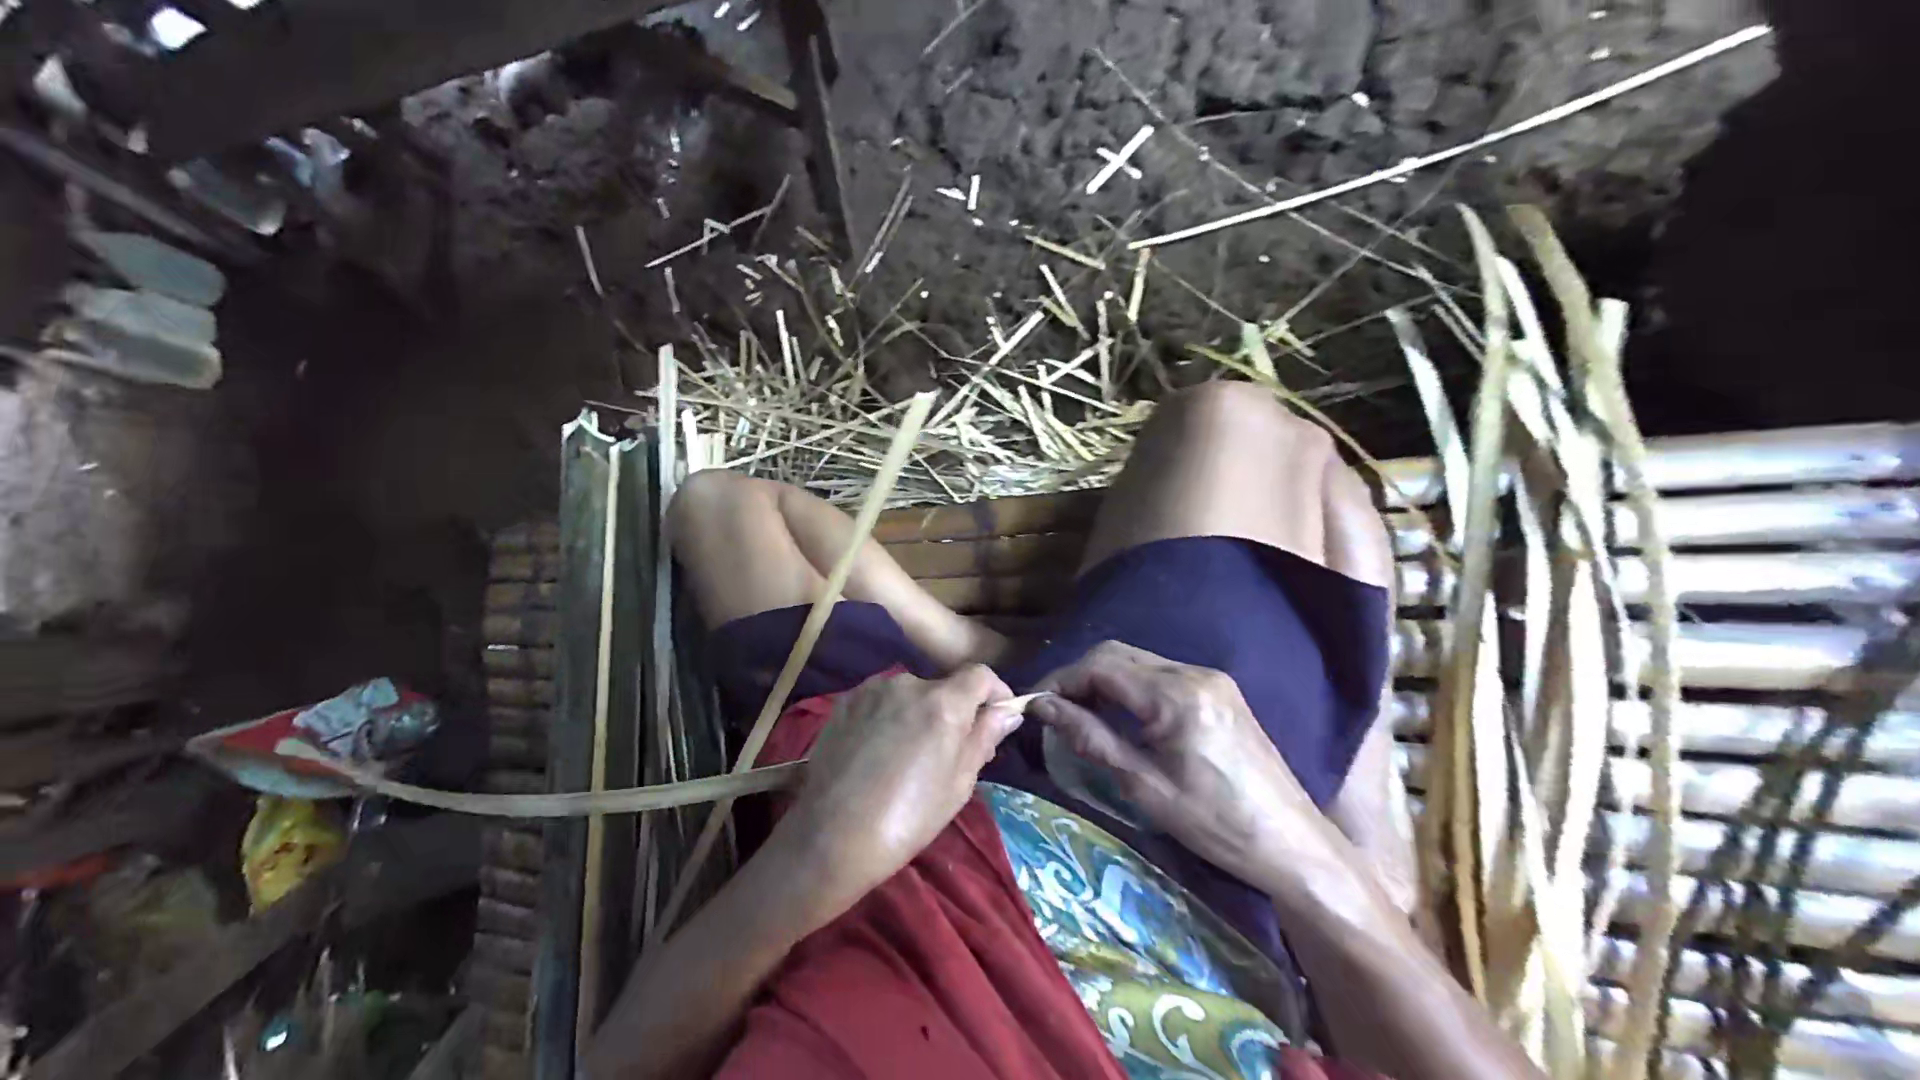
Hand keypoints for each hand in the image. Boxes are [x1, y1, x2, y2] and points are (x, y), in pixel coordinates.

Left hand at [784, 665, 1024, 904]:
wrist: (833, 836)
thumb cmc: (909, 817)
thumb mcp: (959, 782)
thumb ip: (985, 737)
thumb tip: (1008, 711)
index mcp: (943, 702)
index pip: (980, 675)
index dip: (995, 693)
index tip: (997, 719)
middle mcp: (908, 683)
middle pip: (944, 687)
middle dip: (954, 711)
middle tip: (949, 752)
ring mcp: (872, 690)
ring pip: (910, 694)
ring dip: (919, 713)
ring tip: (908, 756)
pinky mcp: (845, 702)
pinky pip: (880, 701)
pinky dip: (889, 717)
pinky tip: (879, 752)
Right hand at [1032, 641, 1348, 897]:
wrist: (1292, 843)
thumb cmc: (1214, 824)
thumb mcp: (1144, 786)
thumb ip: (1091, 737)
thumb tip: (1043, 707)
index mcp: (1176, 696)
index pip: (1100, 665)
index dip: (1060, 680)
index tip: (1035, 705)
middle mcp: (1194, 673)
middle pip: (1117, 654)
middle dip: (1078, 676)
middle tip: (1053, 711)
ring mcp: (1210, 678)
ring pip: (1138, 660)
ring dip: (1103, 680)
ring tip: (1080, 714)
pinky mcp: (1219, 689)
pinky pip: (1160, 673)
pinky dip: (1130, 686)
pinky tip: (1119, 715)